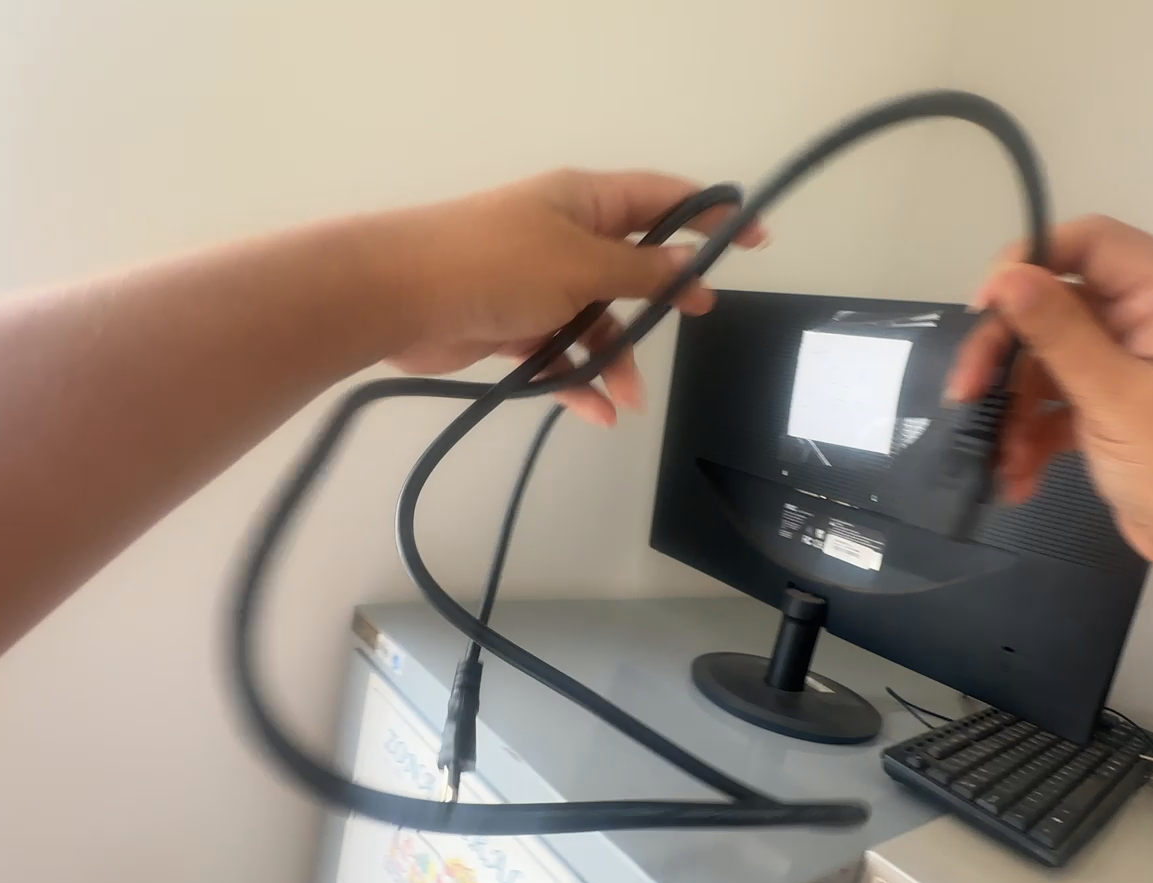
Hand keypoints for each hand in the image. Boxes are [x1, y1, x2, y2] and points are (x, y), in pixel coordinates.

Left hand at [376, 169, 764, 425]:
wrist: (399, 299)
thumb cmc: (496, 265)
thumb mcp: (580, 264)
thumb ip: (638, 271)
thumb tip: (687, 266)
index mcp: (584, 203)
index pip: (661, 200)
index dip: (709, 216)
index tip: (753, 238)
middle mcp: (566, 239)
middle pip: (632, 267)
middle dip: (661, 297)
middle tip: (697, 316)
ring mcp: (540, 285)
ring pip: (597, 322)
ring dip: (616, 360)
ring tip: (629, 401)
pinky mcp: (516, 327)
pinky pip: (562, 355)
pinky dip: (578, 381)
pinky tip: (596, 413)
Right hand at [945, 215, 1152, 574]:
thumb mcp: (1116, 396)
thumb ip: (1059, 332)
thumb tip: (1007, 276)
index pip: (1092, 244)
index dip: (1030, 260)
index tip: (981, 306)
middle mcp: (1148, 323)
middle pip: (1053, 309)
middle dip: (1004, 354)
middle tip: (962, 394)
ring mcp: (1127, 368)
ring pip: (1044, 363)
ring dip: (1012, 410)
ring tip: (998, 458)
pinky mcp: (1109, 409)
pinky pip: (1052, 406)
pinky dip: (1029, 438)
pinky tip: (1017, 477)